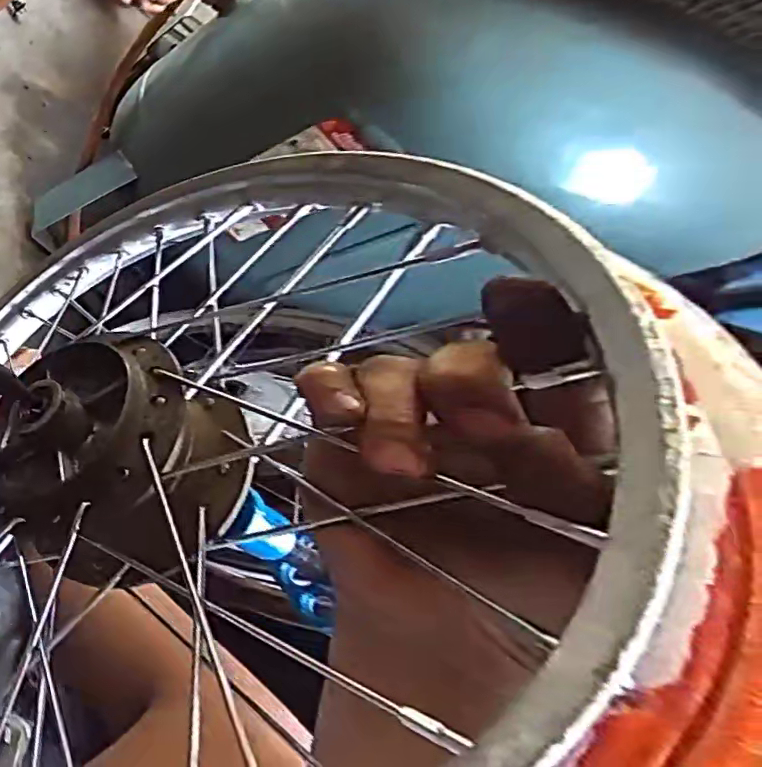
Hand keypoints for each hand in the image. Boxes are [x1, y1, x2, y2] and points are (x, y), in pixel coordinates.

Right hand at [290, 278, 610, 761]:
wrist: (459, 657)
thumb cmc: (563, 613)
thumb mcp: (635, 549)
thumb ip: (634, 481)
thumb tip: (616, 406)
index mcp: (562, 434)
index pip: (552, 356)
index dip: (539, 320)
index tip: (521, 299)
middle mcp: (478, 420)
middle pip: (463, 355)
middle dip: (468, 377)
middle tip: (484, 428)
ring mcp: (399, 427)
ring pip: (387, 368)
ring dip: (395, 402)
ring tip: (406, 466)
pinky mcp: (334, 443)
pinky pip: (321, 389)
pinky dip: (327, 389)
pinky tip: (340, 418)